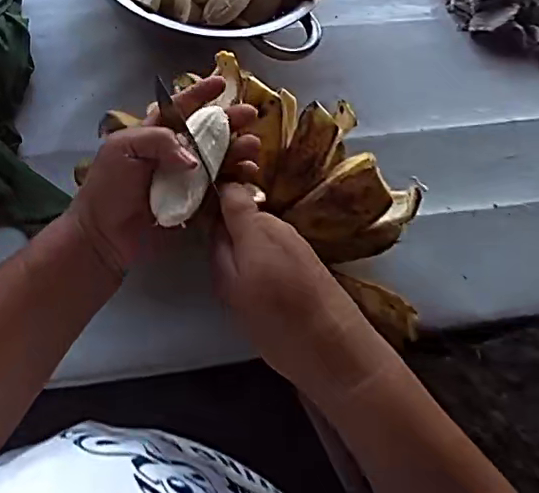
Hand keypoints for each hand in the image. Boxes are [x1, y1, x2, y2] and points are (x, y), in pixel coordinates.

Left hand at [69, 76, 258, 274]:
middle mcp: (175, 152)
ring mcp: (187, 178)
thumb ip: (159, 141)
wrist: (103, 236)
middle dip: (229, 120)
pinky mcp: (195, 204)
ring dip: (237, 148)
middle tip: (250, 114)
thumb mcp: (123, 149)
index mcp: (156, 133)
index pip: (181, 107)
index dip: (200, 93)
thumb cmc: (108, 187)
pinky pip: (221, 188)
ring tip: (251, 145)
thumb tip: (193, 157)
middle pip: (207, 131)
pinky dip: (236, 179)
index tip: (222, 82)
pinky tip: (248, 173)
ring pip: (219, 158)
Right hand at [209, 183, 384, 393]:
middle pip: (247, 211)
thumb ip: (219, 251)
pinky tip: (267, 286)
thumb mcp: (232, 290)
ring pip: (262, 230)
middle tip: (219, 255)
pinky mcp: (309, 257)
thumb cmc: (277, 322)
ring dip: (250, 244)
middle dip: (232, 227)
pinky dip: (267, 257)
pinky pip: (277, 246)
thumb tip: (214, 226)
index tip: (202, 206)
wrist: (336, 348)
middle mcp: (278, 223)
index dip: (216, 193)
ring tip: (243, 278)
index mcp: (255, 226)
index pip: (232, 190)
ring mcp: (297, 239)